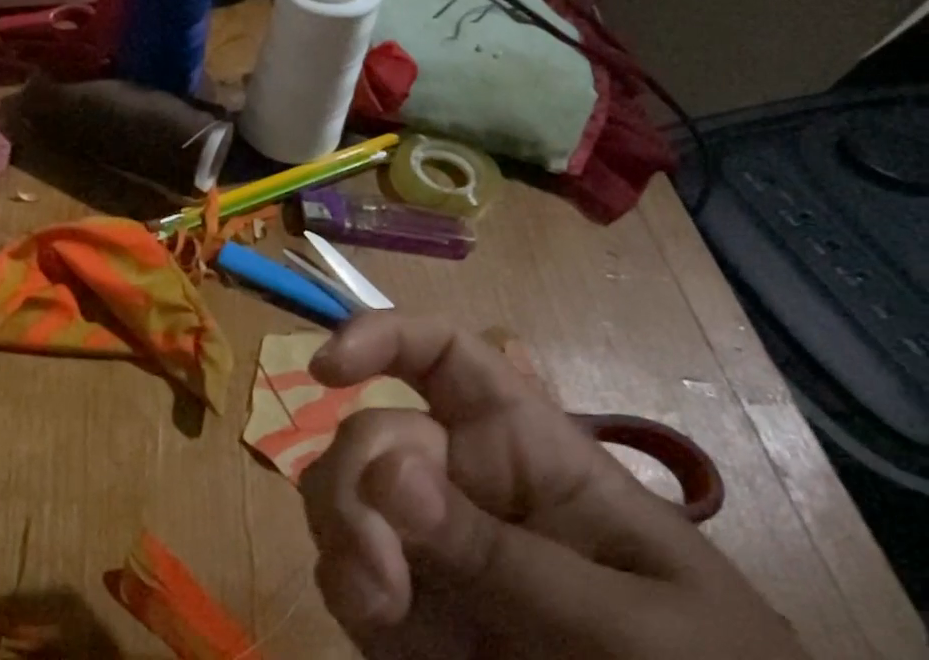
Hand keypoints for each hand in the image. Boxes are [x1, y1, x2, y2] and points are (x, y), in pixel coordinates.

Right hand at [300, 313, 808, 659]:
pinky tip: (375, 618)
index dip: (382, 337)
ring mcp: (427, 546)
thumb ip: (503, 553)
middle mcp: (462, 483)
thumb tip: (386, 472)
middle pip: (373, 433)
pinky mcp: (401, 605)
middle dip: (356, 477)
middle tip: (376, 556)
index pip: (445, 357)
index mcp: (530, 454)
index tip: (326, 368)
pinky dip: (341, 582)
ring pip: (339, 493)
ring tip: (380, 603)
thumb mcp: (629, 618)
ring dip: (342, 531)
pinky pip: (338, 567)